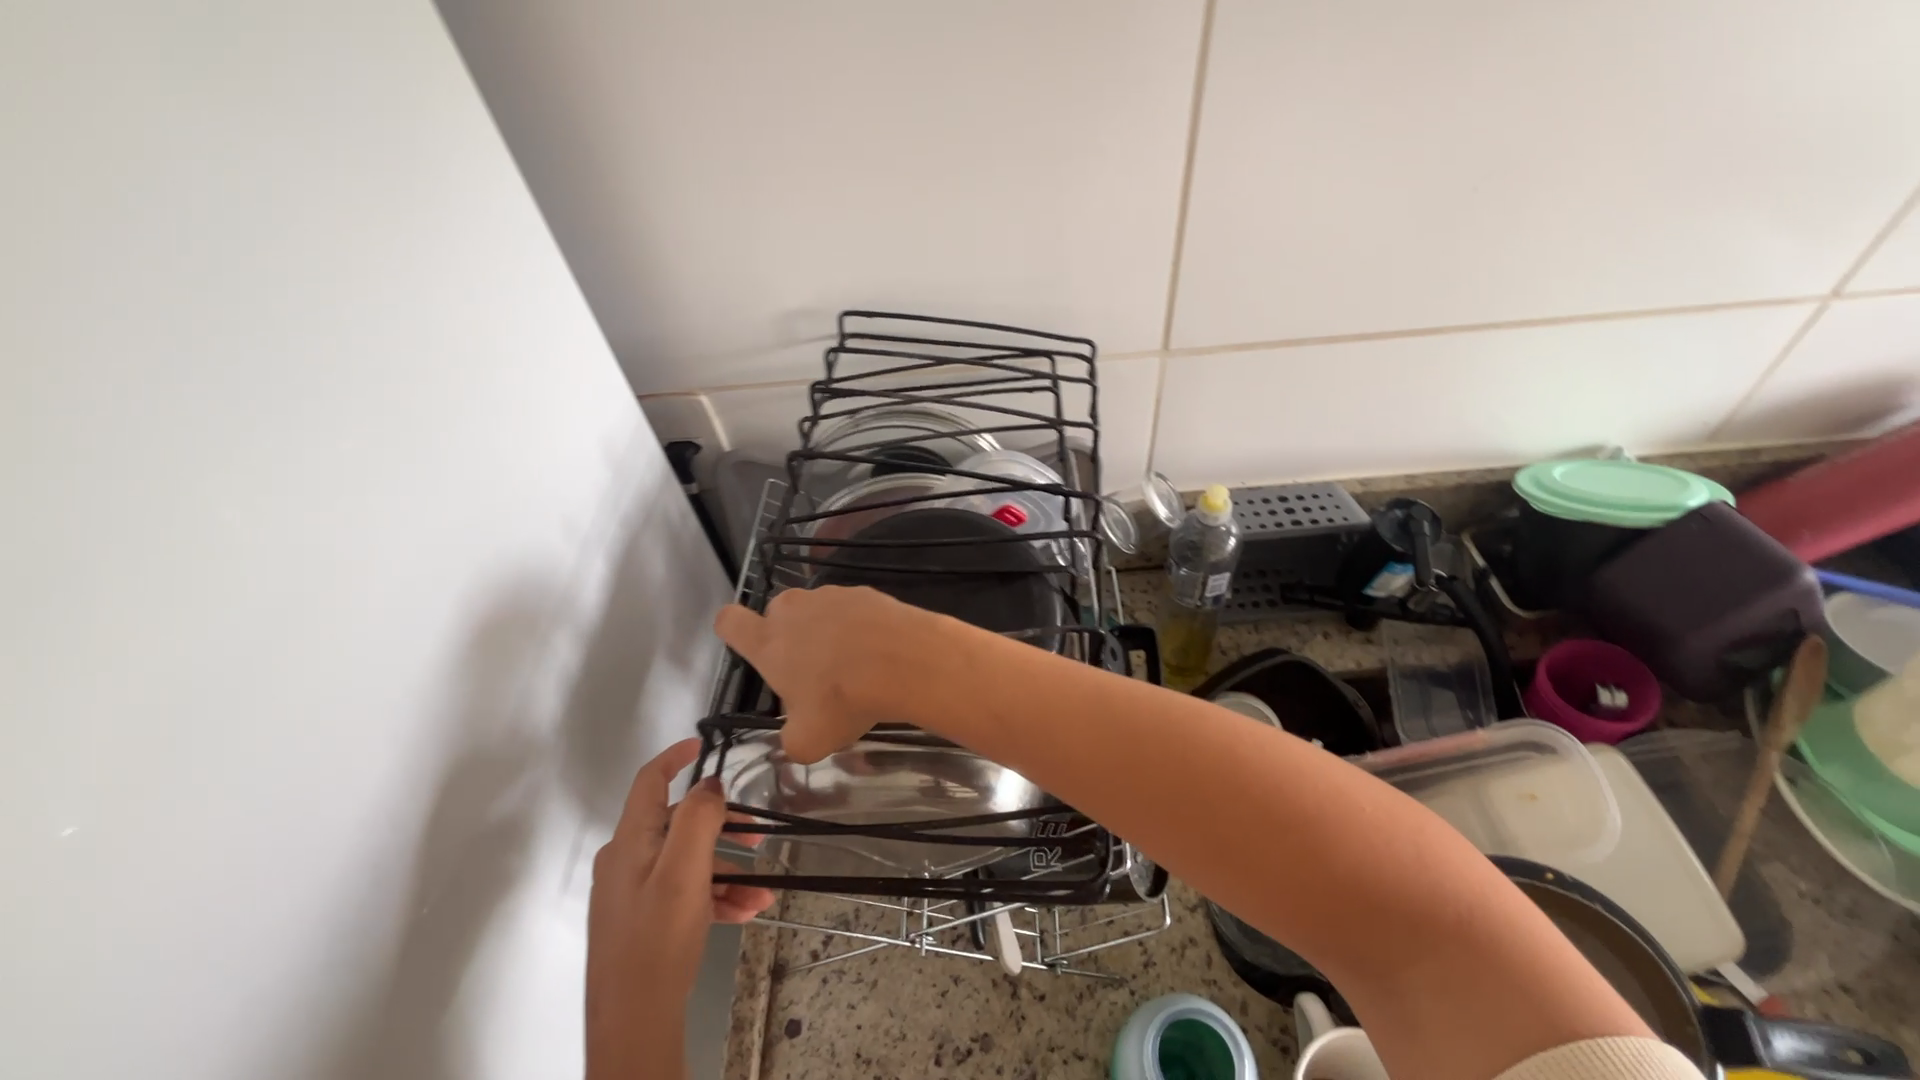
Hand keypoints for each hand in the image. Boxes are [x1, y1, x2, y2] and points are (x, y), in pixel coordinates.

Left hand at [586, 739, 774, 1079]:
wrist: (632, 1023)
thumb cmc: (657, 941)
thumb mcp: (684, 874)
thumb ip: (698, 820)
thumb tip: (708, 785)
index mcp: (631, 841)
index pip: (649, 781)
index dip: (675, 757)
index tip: (704, 745)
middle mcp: (627, 861)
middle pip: (678, 824)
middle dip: (722, 827)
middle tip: (759, 834)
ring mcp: (634, 894)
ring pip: (687, 863)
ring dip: (727, 870)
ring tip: (761, 893)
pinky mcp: (644, 923)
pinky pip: (684, 894)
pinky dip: (715, 897)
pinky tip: (746, 913)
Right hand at [714, 586, 942, 763]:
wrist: (903, 661)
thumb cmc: (843, 700)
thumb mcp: (809, 740)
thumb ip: (792, 739)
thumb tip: (795, 739)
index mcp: (768, 641)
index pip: (729, 622)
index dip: (734, 631)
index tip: (749, 647)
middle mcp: (793, 610)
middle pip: (778, 615)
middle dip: (790, 637)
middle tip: (813, 671)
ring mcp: (830, 595)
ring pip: (817, 611)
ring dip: (827, 631)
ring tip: (853, 664)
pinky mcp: (865, 591)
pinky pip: (852, 609)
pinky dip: (859, 626)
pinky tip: (878, 651)